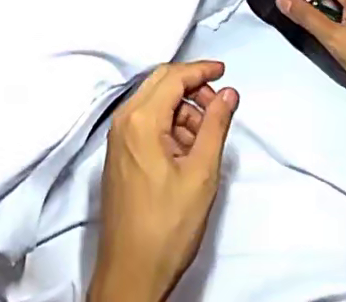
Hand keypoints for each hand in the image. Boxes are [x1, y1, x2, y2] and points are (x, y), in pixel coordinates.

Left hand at [90, 61, 239, 301]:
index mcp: (140, 121)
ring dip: (182, 110)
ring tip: (206, 138)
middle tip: (218, 103)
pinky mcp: (119, 155)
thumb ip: (216, 125)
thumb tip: (228, 94)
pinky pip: (147, 123)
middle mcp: (123, 122)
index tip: (223, 71)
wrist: (131, 274)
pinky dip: (170, 126)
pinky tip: (188, 150)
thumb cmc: (165, 228)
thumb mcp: (201, 173)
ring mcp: (118, 139)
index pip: (173, 77)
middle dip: (192, 87)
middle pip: (161, 83)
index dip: (201, 70)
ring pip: (155, 103)